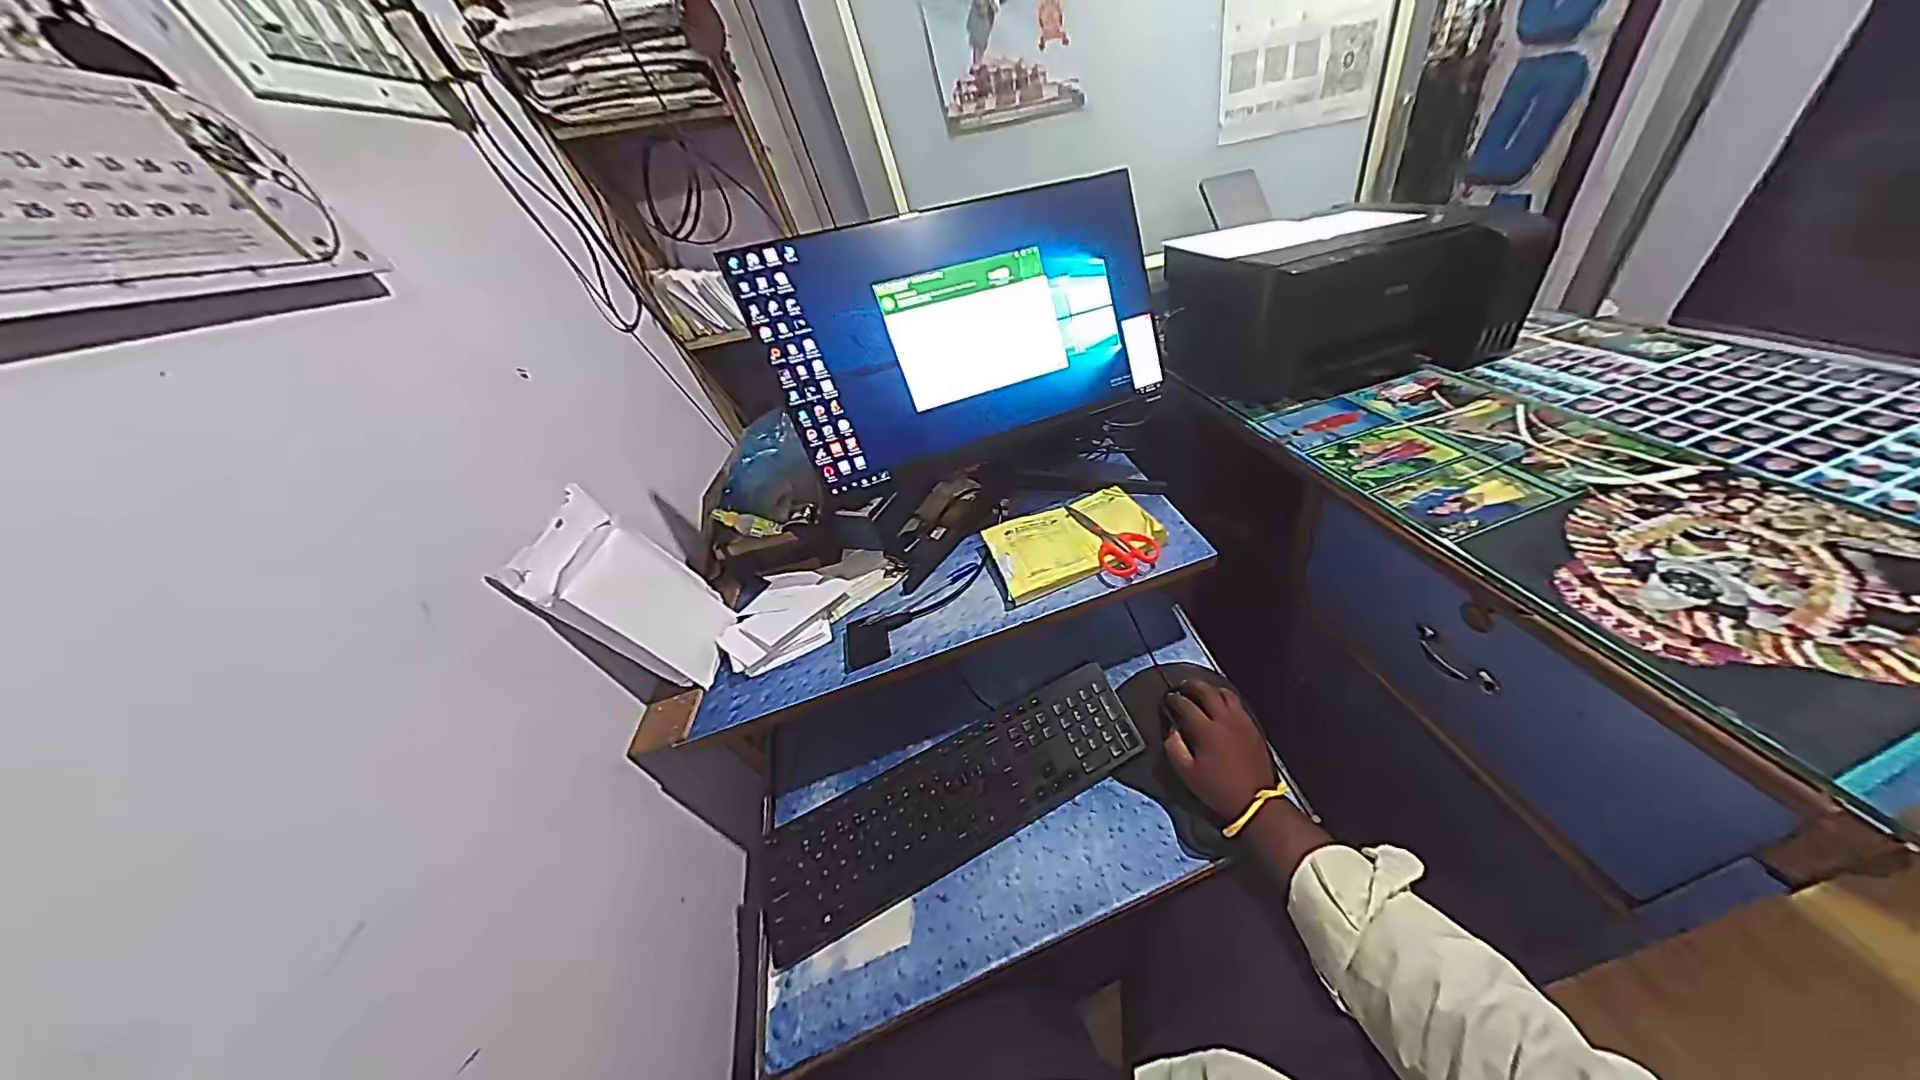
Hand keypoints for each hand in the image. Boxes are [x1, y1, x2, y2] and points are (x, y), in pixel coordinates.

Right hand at [1164, 680, 1278, 820]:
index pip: (1186, 705)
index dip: (1174, 699)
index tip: (1169, 699)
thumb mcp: (1187, 774)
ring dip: (1211, 689)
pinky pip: (1239, 704)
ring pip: (1226, 693)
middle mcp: (1225, 720)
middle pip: (1207, 691)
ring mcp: (1242, 722)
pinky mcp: (1253, 728)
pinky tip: (1221, 704)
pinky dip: (1226, 698)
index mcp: (1206, 730)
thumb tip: (1172, 732)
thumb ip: (1175, 748)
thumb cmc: (1219, 789)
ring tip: (1202, 690)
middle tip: (1182, 686)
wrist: (1255, 802)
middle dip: (1192, 685)